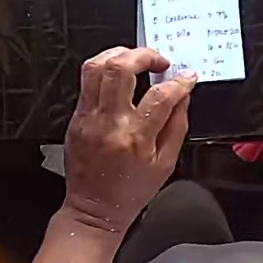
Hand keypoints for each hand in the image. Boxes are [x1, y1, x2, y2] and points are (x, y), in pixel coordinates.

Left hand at [61, 47, 195, 234]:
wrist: (93, 209)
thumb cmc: (130, 191)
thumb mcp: (166, 163)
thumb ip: (177, 126)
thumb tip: (183, 96)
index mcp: (135, 139)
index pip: (160, 96)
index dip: (178, 81)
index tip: (186, 77)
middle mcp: (108, 123)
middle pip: (120, 69)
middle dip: (144, 55)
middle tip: (158, 60)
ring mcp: (88, 118)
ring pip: (96, 67)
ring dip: (119, 54)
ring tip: (136, 59)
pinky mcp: (75, 118)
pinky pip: (87, 82)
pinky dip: (106, 71)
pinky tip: (120, 77)